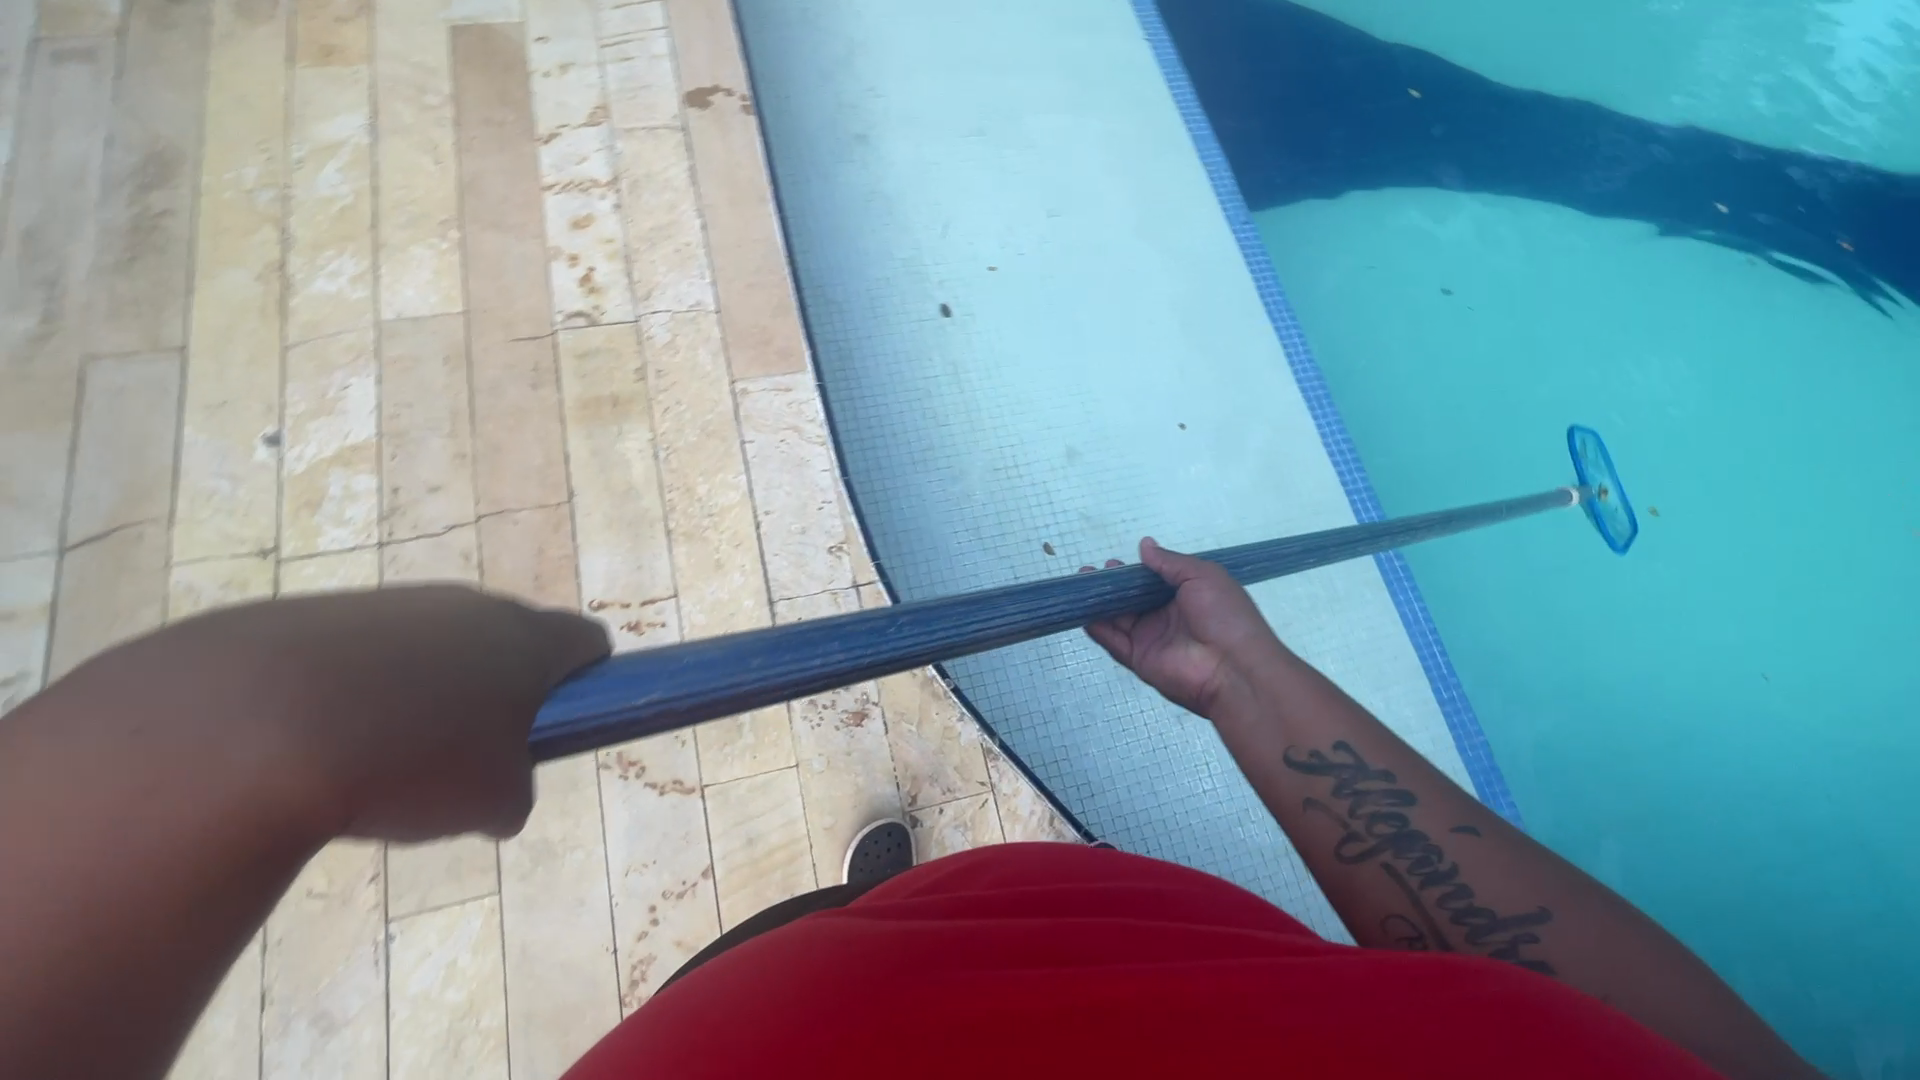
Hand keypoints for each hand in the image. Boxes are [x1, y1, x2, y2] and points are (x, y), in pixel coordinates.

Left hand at [52, 585, 608, 842]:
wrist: (244, 730)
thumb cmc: (411, 762)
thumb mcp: (491, 802)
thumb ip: (516, 792)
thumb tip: (499, 793)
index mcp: (530, 640)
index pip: (588, 644)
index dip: (586, 684)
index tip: (559, 723)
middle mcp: (471, 607)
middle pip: (509, 641)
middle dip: (500, 692)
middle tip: (471, 754)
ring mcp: (393, 605)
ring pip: (434, 646)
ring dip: (427, 691)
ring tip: (382, 758)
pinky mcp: (316, 614)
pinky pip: (364, 653)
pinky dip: (358, 691)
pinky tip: (321, 742)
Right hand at [1083, 538, 1287, 719]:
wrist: (1233, 666)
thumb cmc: (1223, 614)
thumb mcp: (1202, 576)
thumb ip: (1169, 562)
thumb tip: (1144, 545)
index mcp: (1185, 596)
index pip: (1151, 582)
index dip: (1132, 572)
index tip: (1113, 562)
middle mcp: (1166, 617)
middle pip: (1131, 600)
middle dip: (1111, 586)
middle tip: (1091, 572)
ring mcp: (1151, 639)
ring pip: (1118, 619)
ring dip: (1100, 603)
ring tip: (1080, 587)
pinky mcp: (1139, 659)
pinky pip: (1114, 642)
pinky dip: (1097, 629)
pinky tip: (1084, 613)